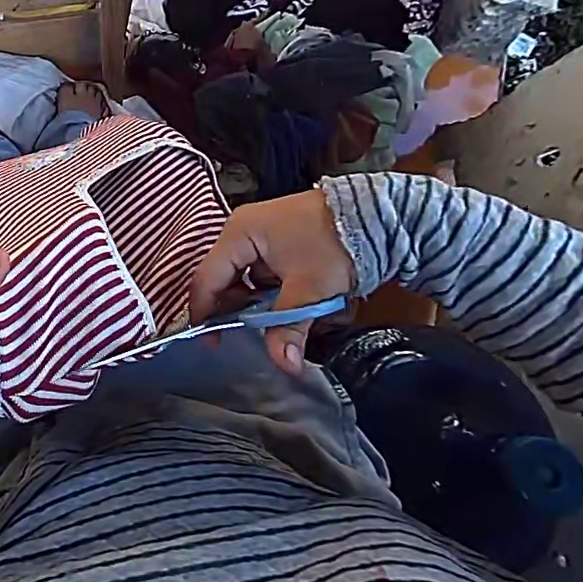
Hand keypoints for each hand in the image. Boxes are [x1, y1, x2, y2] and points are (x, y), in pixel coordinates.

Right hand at [189, 190, 355, 374]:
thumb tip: (285, 367)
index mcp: (239, 234)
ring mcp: (263, 233)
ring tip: (283, 320)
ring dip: (263, 303)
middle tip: (251, 335)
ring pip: (248, 279)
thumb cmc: (332, 245)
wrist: (377, 215)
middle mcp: (244, 230)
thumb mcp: (308, 291)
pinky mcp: (281, 240)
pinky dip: (278, 292)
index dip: (205, 313)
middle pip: (226, 280)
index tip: (213, 342)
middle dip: (241, 310)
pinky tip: (297, 305)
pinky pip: (267, 273)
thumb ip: (288, 328)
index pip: (207, 279)